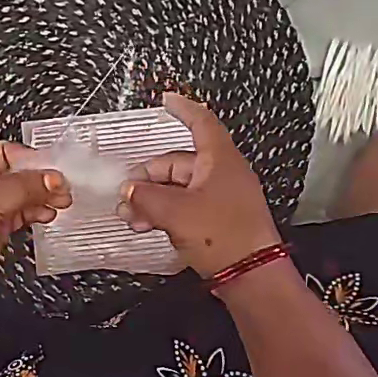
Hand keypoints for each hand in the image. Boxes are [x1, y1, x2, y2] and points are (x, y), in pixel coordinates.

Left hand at [0, 142, 71, 289]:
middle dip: (41, 178)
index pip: (4, 152)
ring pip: (23, 194)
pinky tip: (48, 213)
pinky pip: (23, 213)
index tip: (52, 167)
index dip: (29, 158)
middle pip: (17, 173)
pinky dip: (37, 212)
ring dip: (43, 196)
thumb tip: (52, 177)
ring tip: (61, 200)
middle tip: (62, 185)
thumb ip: (22, 187)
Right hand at [117, 93, 281, 276]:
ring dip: (152, 200)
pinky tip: (146, 226)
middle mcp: (222, 174)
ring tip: (131, 218)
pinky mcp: (218, 220)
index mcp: (219, 160)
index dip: (183, 109)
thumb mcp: (176, 212)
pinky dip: (165, 213)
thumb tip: (129, 191)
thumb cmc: (222, 235)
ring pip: (178, 188)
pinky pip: (186, 207)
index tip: (166, 100)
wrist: (251, 276)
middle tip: (126, 197)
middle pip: (178, 163)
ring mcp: (221, 198)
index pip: (201, 122)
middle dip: (148, 178)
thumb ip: (147, 197)